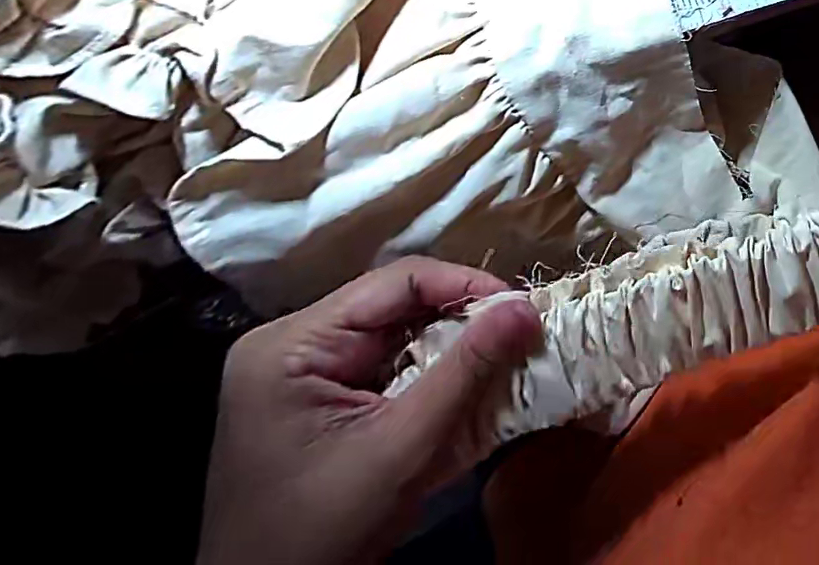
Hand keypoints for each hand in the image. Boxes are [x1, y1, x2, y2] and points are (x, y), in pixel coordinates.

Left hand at [197, 257, 541, 564]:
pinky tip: (464, 379)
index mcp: (292, 343)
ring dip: (450, 342)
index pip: (395, 282)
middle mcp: (293, 340)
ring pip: (398, 328)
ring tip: (501, 351)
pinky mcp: (320, 389)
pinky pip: (389, 357)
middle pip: (397, 303)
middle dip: (460, 316)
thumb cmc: (322, 536)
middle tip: (517, 330)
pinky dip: (431, 367)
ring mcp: (304, 365)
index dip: (463, 284)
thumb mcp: (401, 450)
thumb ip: (465, 374)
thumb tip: (527, 309)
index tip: (518, 306)